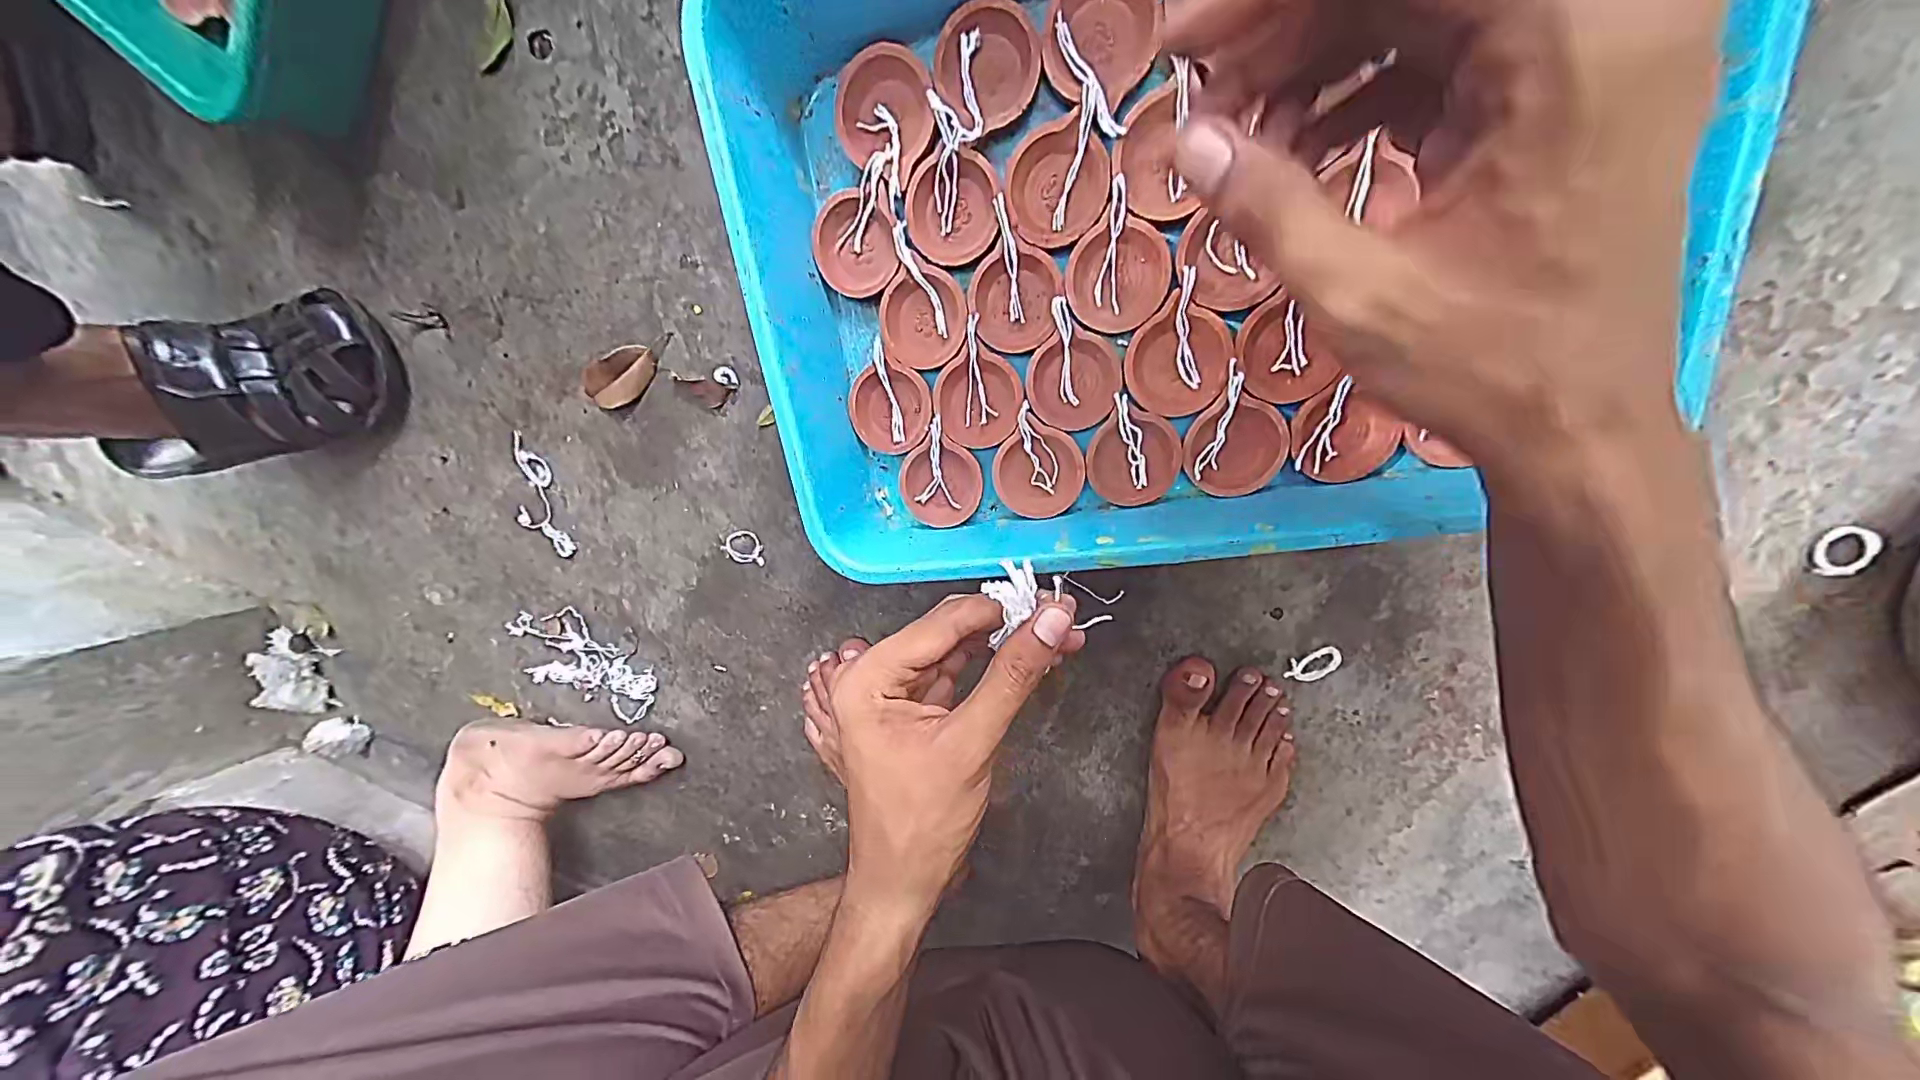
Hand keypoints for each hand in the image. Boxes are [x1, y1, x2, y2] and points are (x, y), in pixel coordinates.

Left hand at [827, 594, 1083, 905]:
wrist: (902, 882)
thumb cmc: (919, 826)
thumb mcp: (971, 743)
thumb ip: (1012, 676)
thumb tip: (1048, 622)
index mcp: (865, 679)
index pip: (940, 624)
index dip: (998, 609)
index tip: (1046, 604)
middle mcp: (869, 675)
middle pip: (946, 631)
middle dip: (1004, 625)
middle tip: (1055, 620)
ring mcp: (890, 691)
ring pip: (954, 648)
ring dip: (1002, 643)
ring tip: (1051, 639)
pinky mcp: (912, 706)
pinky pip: (954, 671)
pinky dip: (991, 666)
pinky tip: (1025, 660)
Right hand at [1169, 0, 1724, 488]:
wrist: (1577, 423)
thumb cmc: (1481, 365)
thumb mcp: (1356, 293)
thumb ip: (1268, 205)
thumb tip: (1187, 142)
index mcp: (1573, 39)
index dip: (1273, 7)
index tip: (1185, 43)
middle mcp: (1603, 13)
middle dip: (1288, 36)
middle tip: (1206, 100)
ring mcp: (1589, 49)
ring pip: (1420, 15)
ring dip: (1317, 66)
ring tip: (1243, 139)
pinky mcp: (1562, 91)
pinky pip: (1444, 58)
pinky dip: (1362, 93)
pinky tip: (1301, 148)